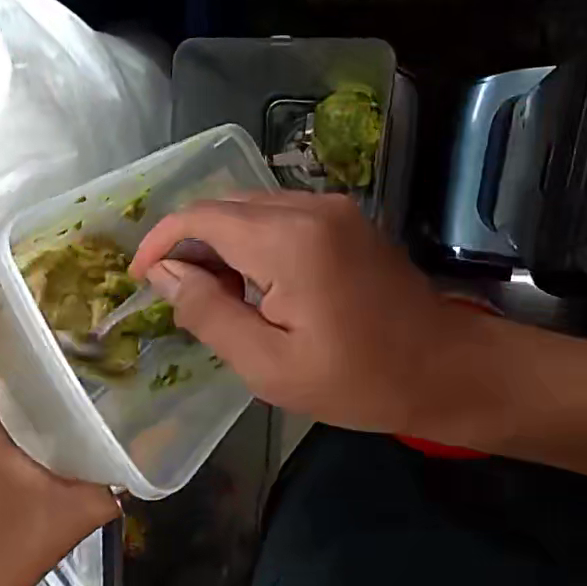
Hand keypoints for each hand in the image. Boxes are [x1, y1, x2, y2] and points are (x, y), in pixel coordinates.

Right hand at [130, 192, 473, 435]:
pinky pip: (281, 215)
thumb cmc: (357, 380)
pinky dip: (254, 240)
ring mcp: (333, 206)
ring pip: (251, 207)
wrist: (445, 368)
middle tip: (180, 295)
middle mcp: (309, 206)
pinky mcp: (346, 217)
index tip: (141, 278)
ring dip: (222, 242)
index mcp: (289, 240)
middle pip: (225, 206)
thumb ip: (208, 311)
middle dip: (191, 244)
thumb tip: (165, 273)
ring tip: (218, 295)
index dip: (160, 241)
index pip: (200, 216)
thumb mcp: (268, 364)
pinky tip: (257, 282)